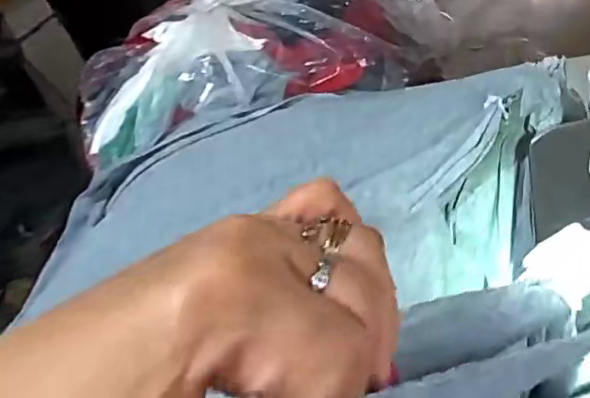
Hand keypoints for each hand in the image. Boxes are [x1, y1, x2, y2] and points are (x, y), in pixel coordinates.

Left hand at [0, 178, 397, 397]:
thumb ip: (286, 387)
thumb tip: (345, 377)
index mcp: (232, 300)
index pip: (343, 348)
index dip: (342, 392)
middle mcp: (246, 242)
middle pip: (356, 287)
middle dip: (361, 354)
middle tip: (336, 390)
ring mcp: (237, 227)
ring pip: (348, 239)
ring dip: (359, 305)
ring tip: (338, 364)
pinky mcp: (228, 233)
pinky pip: (311, 209)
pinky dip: (339, 249)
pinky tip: (325, 299)